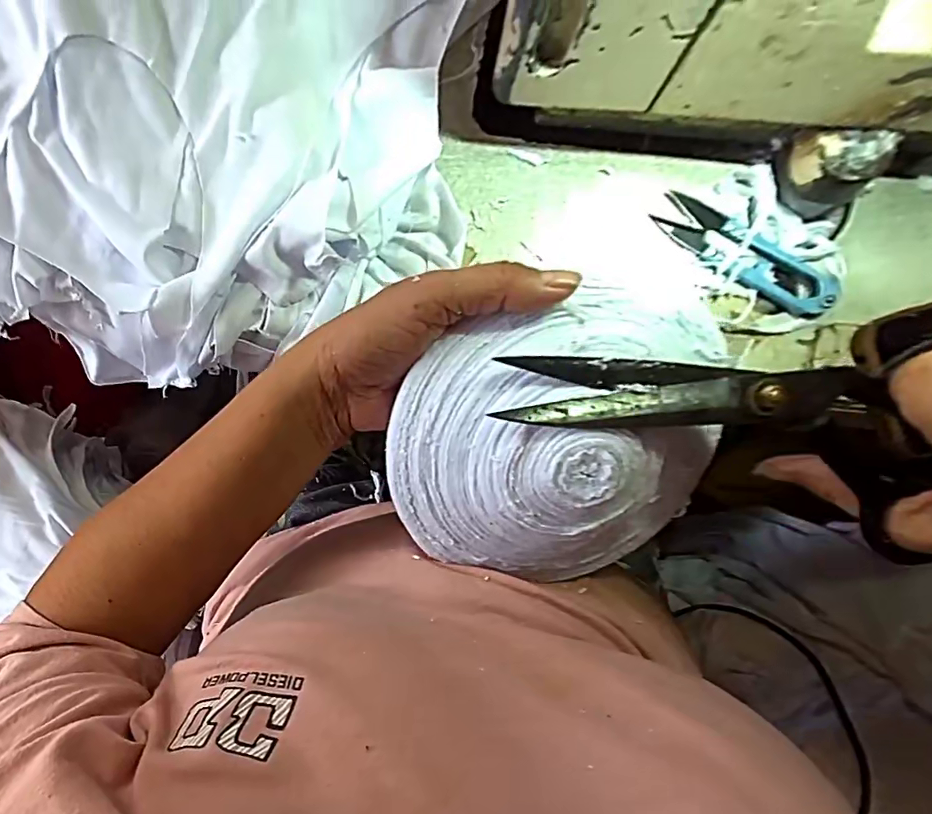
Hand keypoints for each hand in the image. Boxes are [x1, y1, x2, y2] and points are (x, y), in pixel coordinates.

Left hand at [299, 263, 580, 434]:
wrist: (333, 391)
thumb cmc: (371, 335)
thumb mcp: (433, 295)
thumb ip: (493, 285)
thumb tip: (563, 281)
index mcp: (462, 298)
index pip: (522, 296)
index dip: (557, 306)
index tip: (598, 322)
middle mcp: (464, 334)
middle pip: (519, 339)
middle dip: (552, 350)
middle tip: (597, 366)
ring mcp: (456, 372)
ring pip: (505, 374)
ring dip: (531, 383)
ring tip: (576, 393)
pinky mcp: (448, 405)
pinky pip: (483, 405)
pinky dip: (502, 408)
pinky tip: (532, 415)